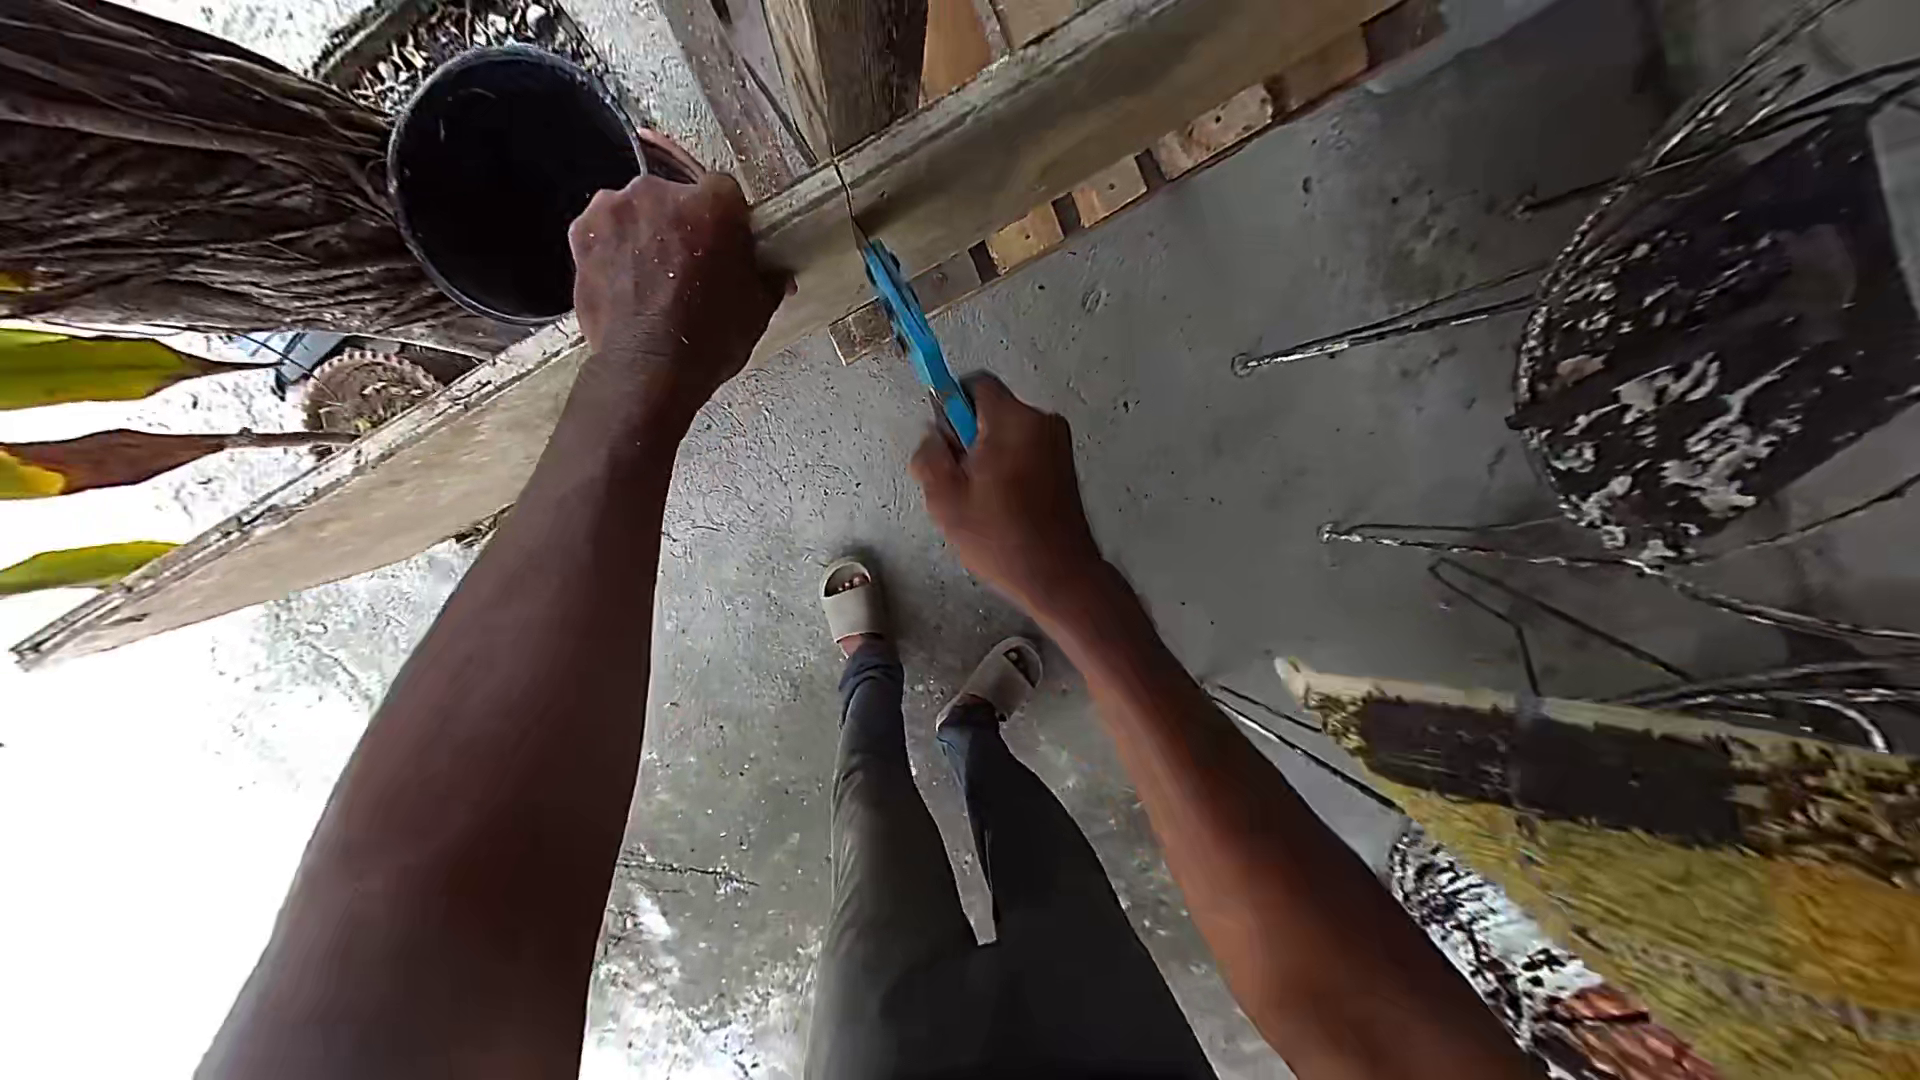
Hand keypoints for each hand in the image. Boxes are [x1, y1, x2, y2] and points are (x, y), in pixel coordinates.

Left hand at [568, 141, 785, 423]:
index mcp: (713, 206)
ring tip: (658, 279)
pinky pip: (606, 232)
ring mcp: (615, 210)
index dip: (728, 219)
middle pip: (677, 198)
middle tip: (693, 267)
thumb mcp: (756, 311)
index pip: (725, 190)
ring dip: (648, 235)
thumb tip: (776, 275)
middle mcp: (660, 194)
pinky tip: (631, 284)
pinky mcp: (582, 233)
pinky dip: (617, 251)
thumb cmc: (707, 339)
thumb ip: (766, 280)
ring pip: (639, 212)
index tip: (729, 241)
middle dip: (685, 225)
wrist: (651, 368)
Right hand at [911, 376, 1108, 616]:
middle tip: (962, 481)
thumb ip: (929, 455)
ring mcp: (1057, 443)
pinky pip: (1023, 450)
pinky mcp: (1063, 464)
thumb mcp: (945, 499)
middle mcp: (1041, 422)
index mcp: (1013, 421)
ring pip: (1005, 433)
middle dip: (968, 438)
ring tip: (984, 500)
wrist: (1058, 575)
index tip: (945, 440)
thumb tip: (934, 436)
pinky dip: (1008, 468)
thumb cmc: (1003, 540)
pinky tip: (1003, 505)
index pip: (974, 384)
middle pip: (989, 410)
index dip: (950, 407)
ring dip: (988, 457)